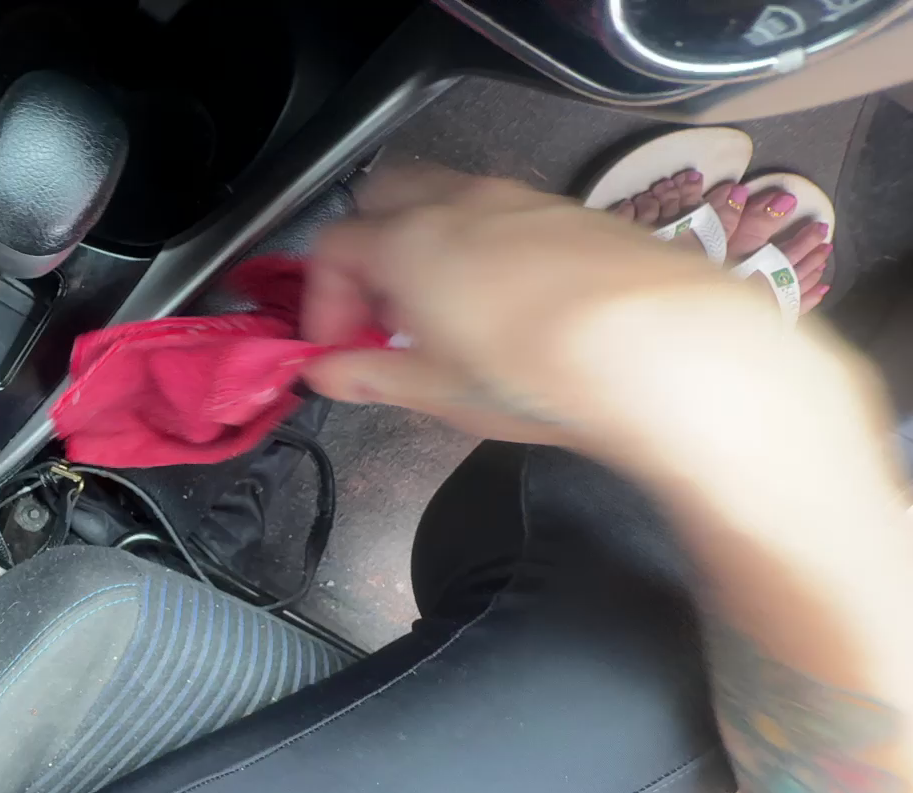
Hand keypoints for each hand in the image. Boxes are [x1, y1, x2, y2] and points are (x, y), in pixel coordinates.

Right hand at [299, 168, 883, 481]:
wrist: (673, 353)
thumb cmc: (531, 372)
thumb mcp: (427, 391)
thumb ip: (361, 374)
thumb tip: (322, 371)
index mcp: (407, 244)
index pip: (332, 248)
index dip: (322, 300)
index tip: (336, 344)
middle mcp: (458, 206)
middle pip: (381, 199)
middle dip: (364, 251)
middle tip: (376, 311)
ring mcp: (519, 201)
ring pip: (441, 200)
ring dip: (418, 247)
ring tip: (434, 312)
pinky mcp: (572, 213)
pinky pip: (497, 215)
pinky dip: (473, 246)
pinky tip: (495, 303)